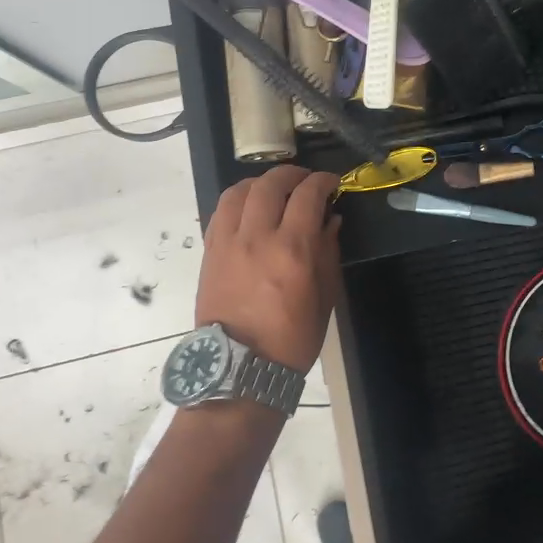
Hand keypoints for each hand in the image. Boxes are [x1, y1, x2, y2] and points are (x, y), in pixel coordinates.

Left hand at [195, 166, 341, 372]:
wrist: (240, 368)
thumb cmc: (292, 338)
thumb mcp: (325, 297)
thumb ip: (328, 252)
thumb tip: (330, 220)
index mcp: (293, 249)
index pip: (308, 195)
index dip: (323, 181)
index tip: (332, 183)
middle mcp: (257, 237)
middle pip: (270, 184)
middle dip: (292, 174)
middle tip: (306, 181)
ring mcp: (228, 243)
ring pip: (239, 191)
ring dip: (261, 183)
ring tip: (274, 190)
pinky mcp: (210, 252)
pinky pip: (220, 211)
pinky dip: (238, 201)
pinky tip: (250, 209)